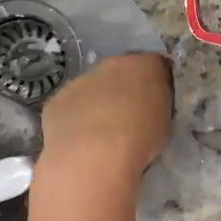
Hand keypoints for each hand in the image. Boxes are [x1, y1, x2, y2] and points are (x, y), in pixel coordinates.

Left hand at [38, 53, 172, 178]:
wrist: (94, 156)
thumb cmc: (141, 137)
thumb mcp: (166, 120)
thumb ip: (159, 105)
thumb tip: (152, 108)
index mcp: (146, 65)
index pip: (156, 65)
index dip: (156, 82)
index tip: (156, 100)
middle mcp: (113, 64)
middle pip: (120, 72)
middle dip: (123, 89)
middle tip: (129, 115)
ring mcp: (80, 80)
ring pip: (91, 88)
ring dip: (96, 103)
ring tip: (101, 132)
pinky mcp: (55, 101)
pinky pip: (69, 107)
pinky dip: (73, 118)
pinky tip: (78, 139)